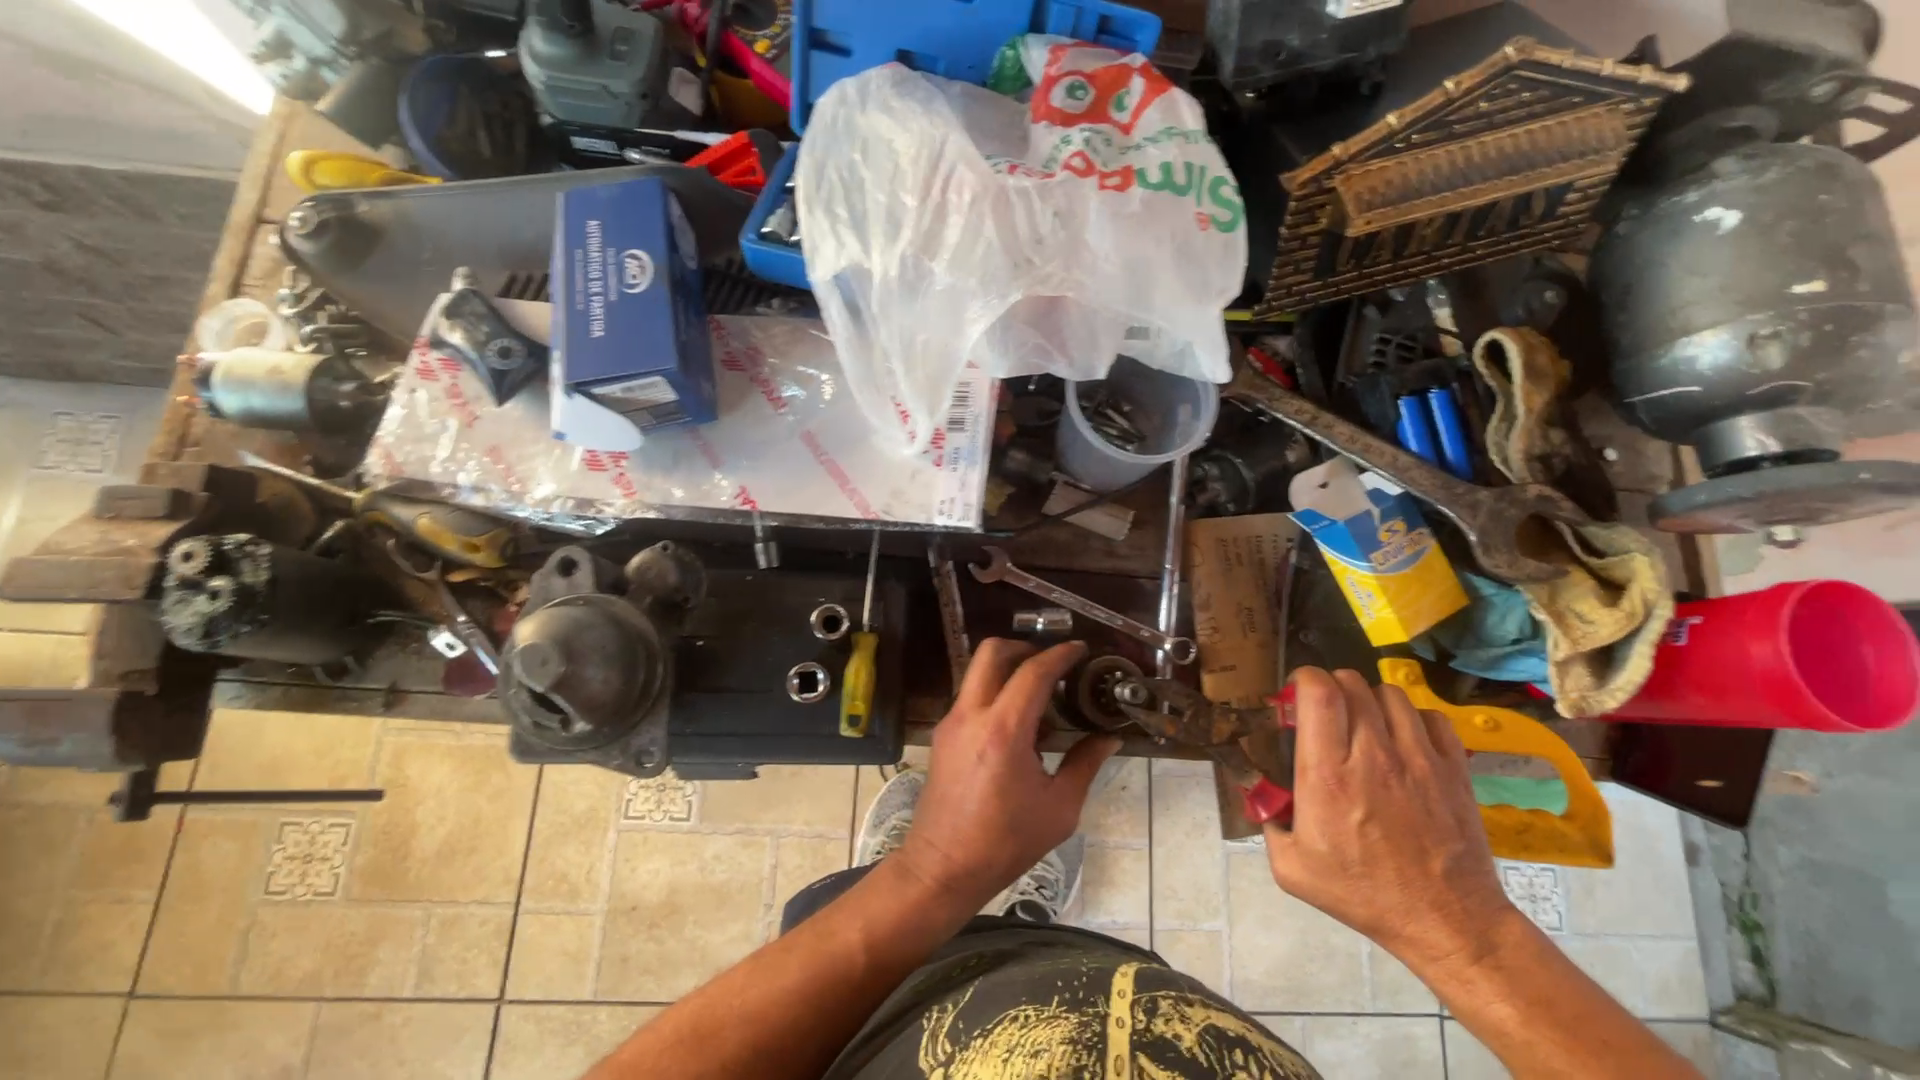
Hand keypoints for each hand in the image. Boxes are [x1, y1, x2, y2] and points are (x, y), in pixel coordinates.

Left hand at [896, 638, 1120, 911]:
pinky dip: (996, 697)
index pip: (1033, 672)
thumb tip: (1109, 737)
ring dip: (1009, 673)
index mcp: (1004, 731)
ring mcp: (951, 723)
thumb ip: (1085, 763)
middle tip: (1054, 666)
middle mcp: (972, 716)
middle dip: (1025, 648)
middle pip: (992, 652)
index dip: (1061, 655)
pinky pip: (972, 698)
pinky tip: (1020, 731)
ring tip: (1042, 706)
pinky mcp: (942, 736)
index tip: (1082, 649)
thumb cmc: (1005, 843)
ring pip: (978, 673)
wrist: (942, 868)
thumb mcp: (1059, 808)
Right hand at [1265, 667, 1515, 971]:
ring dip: (1370, 700)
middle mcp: (1372, 755)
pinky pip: (1430, 716)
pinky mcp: (1453, 767)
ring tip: (1364, 723)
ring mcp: (1419, 758)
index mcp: (1327, 775)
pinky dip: (1412, 718)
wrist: (1445, 919)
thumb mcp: (1291, 868)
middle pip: (1351, 683)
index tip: (1294, 696)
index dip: (1303, 679)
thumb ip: (1268, 821)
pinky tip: (1403, 740)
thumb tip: (1259, 790)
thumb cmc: (1362, 894)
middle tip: (1324, 711)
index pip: (1318, 692)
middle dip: (1331, 686)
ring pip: (1390, 693)